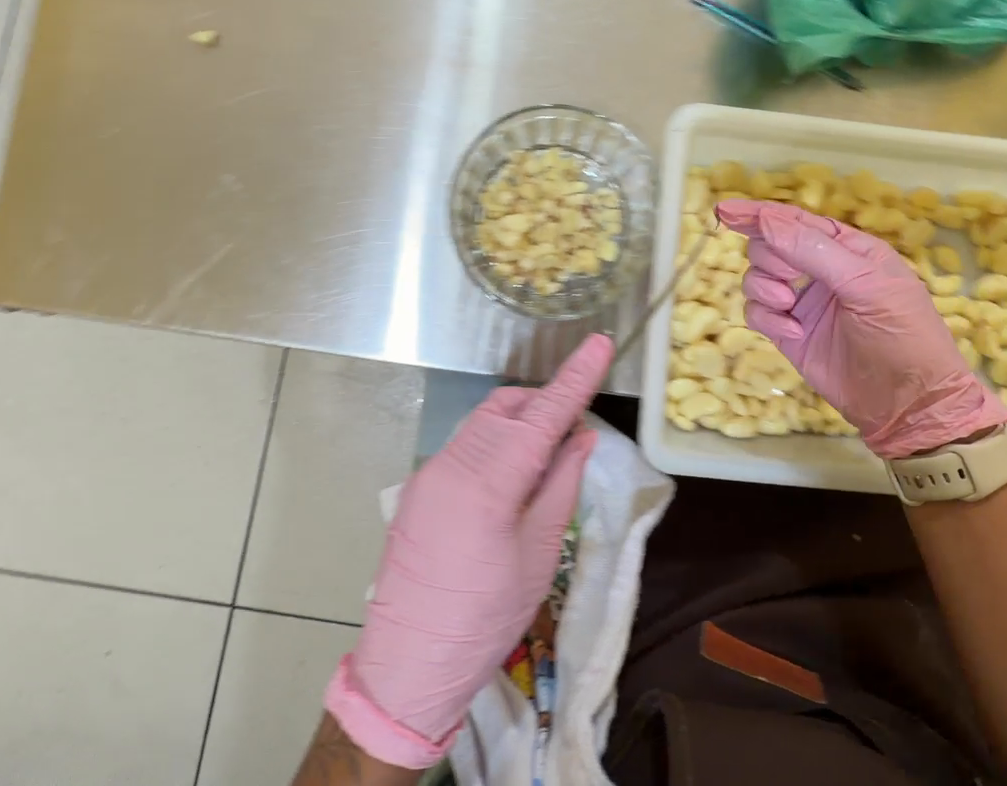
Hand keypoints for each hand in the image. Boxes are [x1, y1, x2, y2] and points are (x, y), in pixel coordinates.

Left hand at [323, 333, 612, 768]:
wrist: (409, 663)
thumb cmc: (486, 618)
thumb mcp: (539, 555)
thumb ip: (559, 486)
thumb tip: (580, 439)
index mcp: (487, 482)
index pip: (541, 416)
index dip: (575, 379)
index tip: (597, 344)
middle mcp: (452, 464)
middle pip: (505, 409)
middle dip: (543, 404)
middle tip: (575, 430)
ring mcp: (428, 474)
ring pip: (483, 424)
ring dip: (518, 424)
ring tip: (547, 457)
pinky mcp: (418, 489)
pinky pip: (465, 448)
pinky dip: (495, 446)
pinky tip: (512, 477)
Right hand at [715, 200, 1006, 459]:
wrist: (907, 405)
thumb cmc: (902, 336)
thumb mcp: (866, 285)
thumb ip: (813, 250)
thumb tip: (765, 220)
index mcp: (847, 248)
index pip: (796, 220)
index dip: (759, 213)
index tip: (725, 210)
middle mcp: (820, 270)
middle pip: (769, 245)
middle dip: (770, 257)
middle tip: (787, 279)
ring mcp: (802, 302)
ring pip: (757, 277)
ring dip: (764, 287)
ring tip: (788, 306)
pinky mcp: (788, 333)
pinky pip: (757, 312)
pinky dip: (766, 318)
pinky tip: (792, 332)